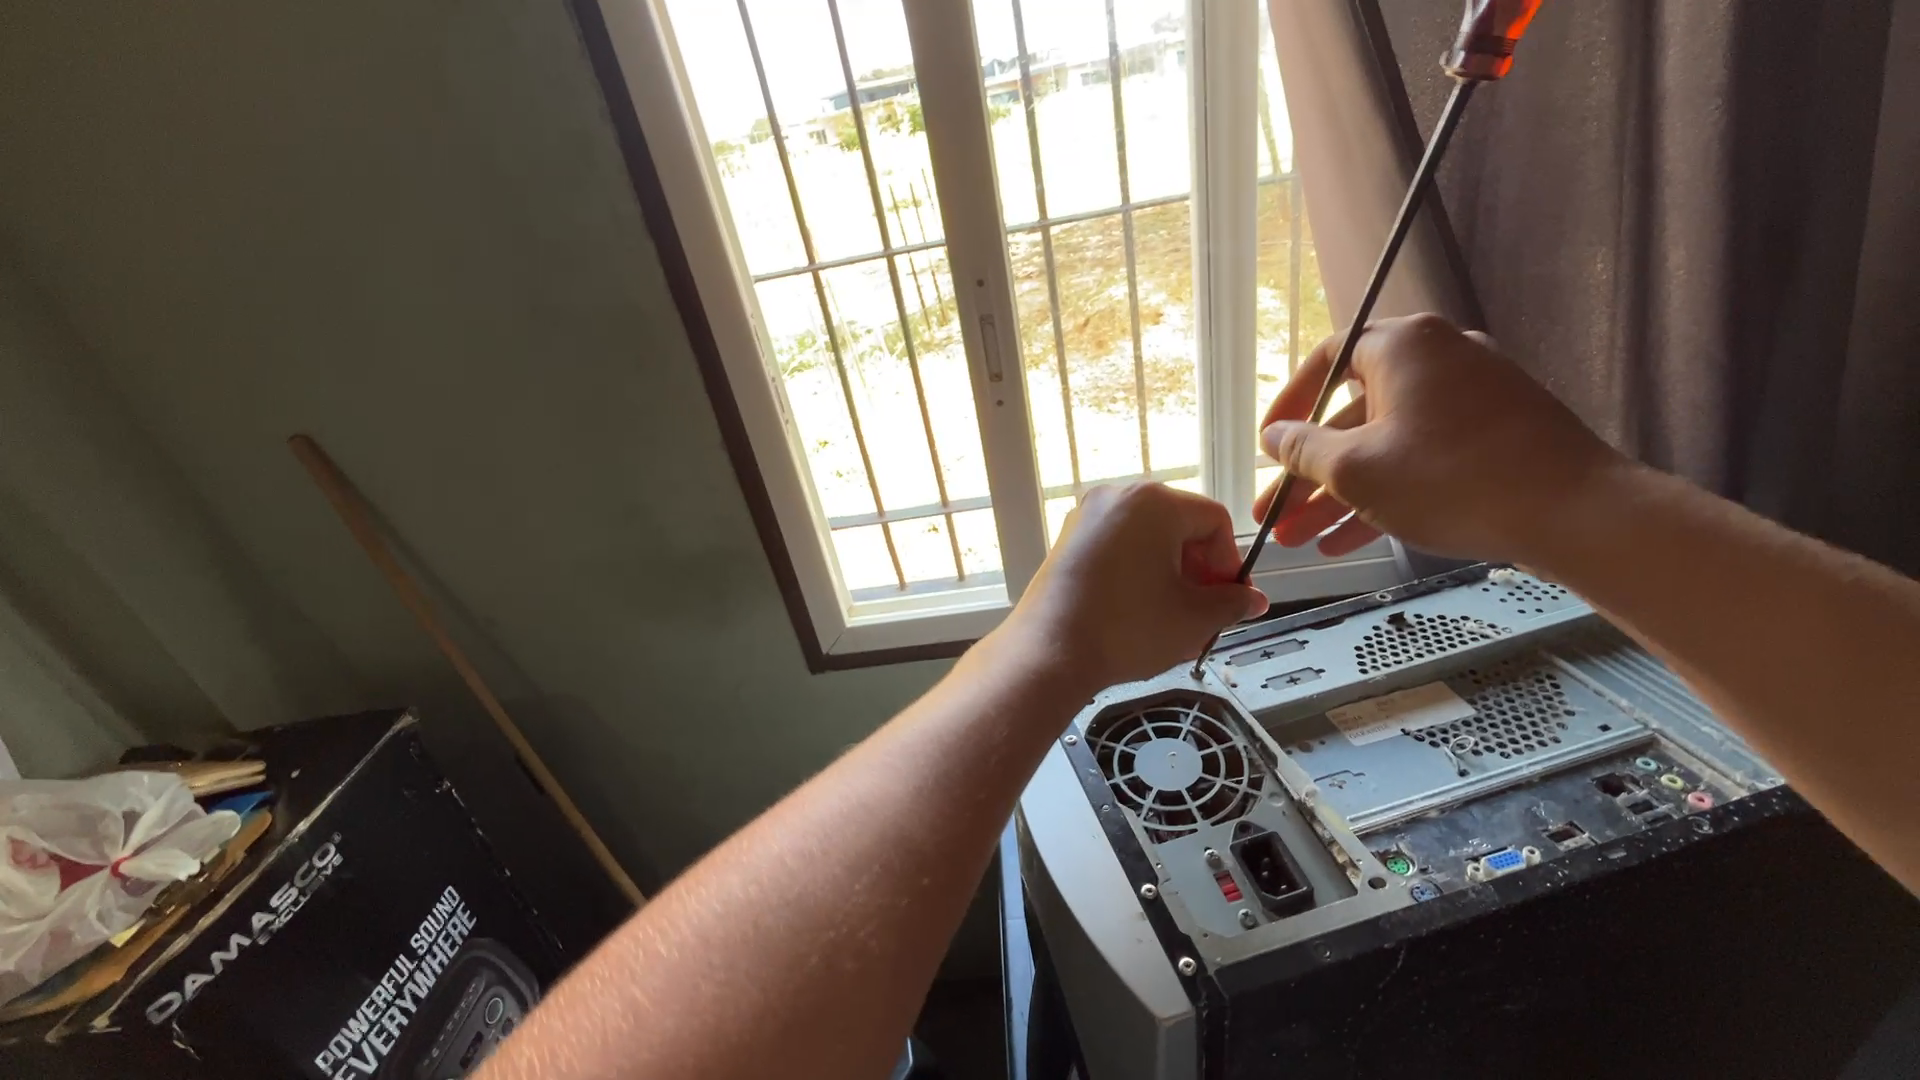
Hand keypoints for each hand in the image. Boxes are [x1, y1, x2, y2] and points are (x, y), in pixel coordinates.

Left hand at [994, 483, 1267, 692]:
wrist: (1049, 652)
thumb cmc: (1127, 630)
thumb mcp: (1194, 619)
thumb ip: (1232, 603)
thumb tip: (1253, 600)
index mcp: (1153, 503)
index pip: (1213, 519)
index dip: (1230, 561)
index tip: (1228, 598)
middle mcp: (1116, 497)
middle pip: (1178, 525)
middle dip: (1198, 568)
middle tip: (1203, 610)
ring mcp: (1085, 517)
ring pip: (1145, 538)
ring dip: (1168, 573)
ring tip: (1172, 616)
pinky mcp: (1065, 542)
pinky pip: (1115, 547)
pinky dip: (1135, 572)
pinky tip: (1137, 611)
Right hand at [1256, 314, 1626, 563]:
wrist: (1575, 515)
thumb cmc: (1451, 479)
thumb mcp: (1355, 468)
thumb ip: (1302, 450)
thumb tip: (1274, 436)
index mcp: (1404, 347)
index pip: (1325, 361)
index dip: (1288, 405)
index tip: (1267, 444)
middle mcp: (1438, 360)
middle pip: (1351, 416)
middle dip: (1307, 474)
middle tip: (1273, 515)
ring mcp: (1471, 399)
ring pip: (1383, 446)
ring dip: (1337, 495)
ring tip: (1301, 540)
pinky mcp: (1493, 437)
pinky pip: (1420, 460)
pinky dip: (1384, 494)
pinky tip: (1346, 542)